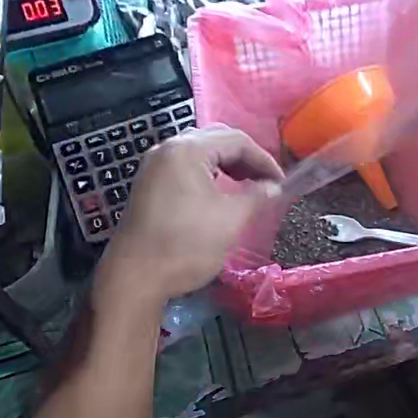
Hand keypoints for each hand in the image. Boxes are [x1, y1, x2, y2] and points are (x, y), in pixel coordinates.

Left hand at [96, 125, 283, 312]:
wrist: (136, 278)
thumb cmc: (186, 245)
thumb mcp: (230, 220)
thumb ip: (257, 196)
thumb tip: (273, 187)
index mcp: (187, 150)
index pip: (236, 140)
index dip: (264, 159)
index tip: (281, 183)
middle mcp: (167, 150)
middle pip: (216, 140)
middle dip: (246, 159)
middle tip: (266, 182)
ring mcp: (154, 167)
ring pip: (200, 154)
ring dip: (227, 166)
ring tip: (248, 187)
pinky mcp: (149, 186)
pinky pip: (185, 169)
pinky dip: (208, 176)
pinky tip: (220, 195)